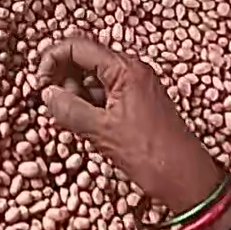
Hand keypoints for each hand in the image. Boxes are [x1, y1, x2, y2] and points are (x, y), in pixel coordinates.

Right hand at [36, 37, 221, 214]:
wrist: (190, 183)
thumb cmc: (153, 156)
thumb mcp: (101, 132)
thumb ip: (69, 108)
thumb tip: (47, 94)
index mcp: (124, 69)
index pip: (77, 47)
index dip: (52, 60)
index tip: (40, 84)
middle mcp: (132, 70)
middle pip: (84, 57)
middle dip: (63, 77)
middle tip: (54, 103)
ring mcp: (137, 85)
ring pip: (93, 76)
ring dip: (76, 92)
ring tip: (73, 119)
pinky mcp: (138, 101)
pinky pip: (105, 91)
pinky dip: (90, 102)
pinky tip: (87, 124)